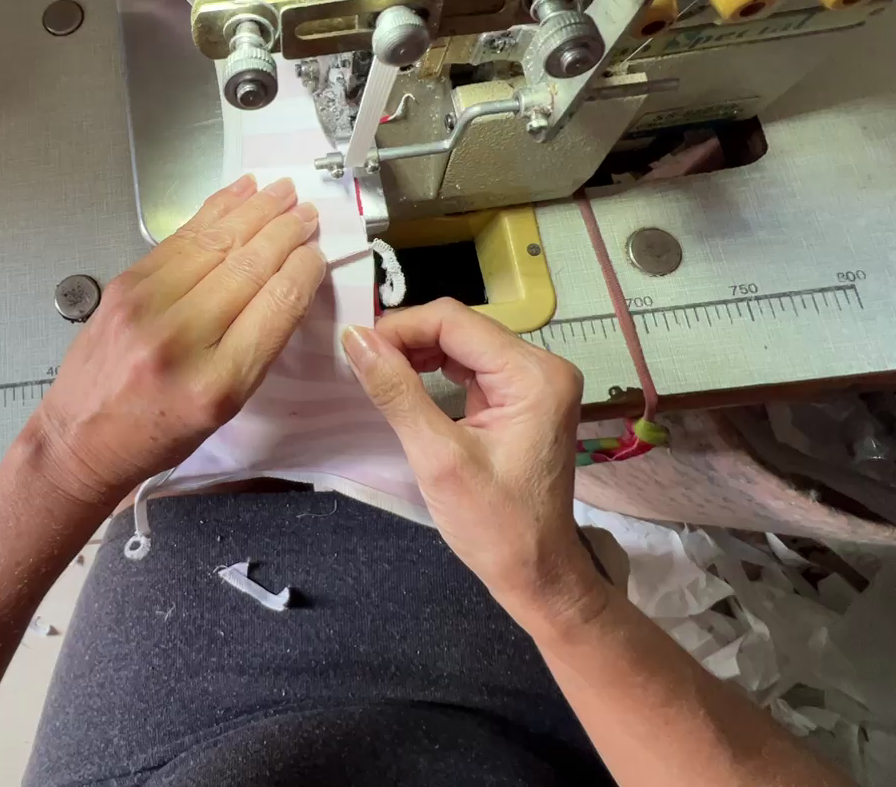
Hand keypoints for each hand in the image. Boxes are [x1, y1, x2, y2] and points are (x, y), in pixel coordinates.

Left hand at [25, 175, 325, 507]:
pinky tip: (236, 195)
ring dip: (253, 211)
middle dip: (284, 232)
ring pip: (214, 242)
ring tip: (281, 191)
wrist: (81, 438)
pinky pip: (179, 238)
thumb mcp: (225, 408)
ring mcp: (146, 305)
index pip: (275, 307)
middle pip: (248, 267)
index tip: (317, 252)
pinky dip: (212, 211)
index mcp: (217, 382)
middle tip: (307, 213)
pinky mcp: (125, 284)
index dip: (302, 271)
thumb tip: (287, 281)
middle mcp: (181, 337)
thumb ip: (258, 346)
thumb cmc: (159, 433)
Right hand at [341, 299, 614, 637]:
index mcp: (533, 375)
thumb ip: (397, 391)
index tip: (357, 351)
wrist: (536, 575)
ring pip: (459, 341)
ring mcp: (533, 380)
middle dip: (406, 339)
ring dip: (415, 351)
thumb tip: (354, 338)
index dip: (400, 328)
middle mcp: (540, 366)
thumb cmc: (493, 524)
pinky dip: (433, 367)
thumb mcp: (437, 457)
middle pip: (458, 326)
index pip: (453, 320)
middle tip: (362, 363)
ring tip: (378, 372)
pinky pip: (468, 363)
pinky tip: (406, 380)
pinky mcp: (520, 396)